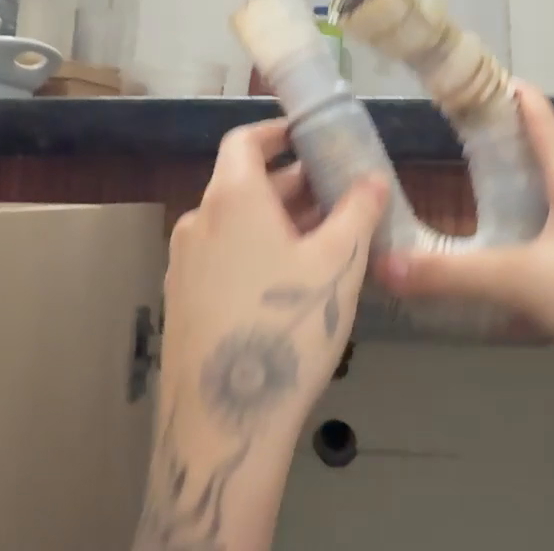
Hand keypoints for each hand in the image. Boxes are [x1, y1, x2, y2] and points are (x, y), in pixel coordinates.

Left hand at [162, 120, 387, 443]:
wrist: (223, 421)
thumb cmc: (285, 327)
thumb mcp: (337, 264)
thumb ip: (358, 212)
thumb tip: (372, 179)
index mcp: (231, 198)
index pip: (244, 140)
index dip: (277, 132)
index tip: (307, 136)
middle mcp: (198, 221)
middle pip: (243, 183)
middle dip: (290, 184)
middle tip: (335, 196)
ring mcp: (183, 263)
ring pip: (234, 222)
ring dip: (275, 219)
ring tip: (322, 240)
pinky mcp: (182, 300)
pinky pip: (221, 255)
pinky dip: (253, 249)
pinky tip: (289, 281)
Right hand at [376, 85, 553, 374]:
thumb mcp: (525, 280)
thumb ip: (453, 275)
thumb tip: (384, 266)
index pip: (535, 113)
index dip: (501, 90)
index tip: (464, 74)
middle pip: (539, 151)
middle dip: (495, 140)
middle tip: (446, 136)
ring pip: (550, 193)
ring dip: (513, 186)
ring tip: (467, 191)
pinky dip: (529, 226)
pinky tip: (509, 254)